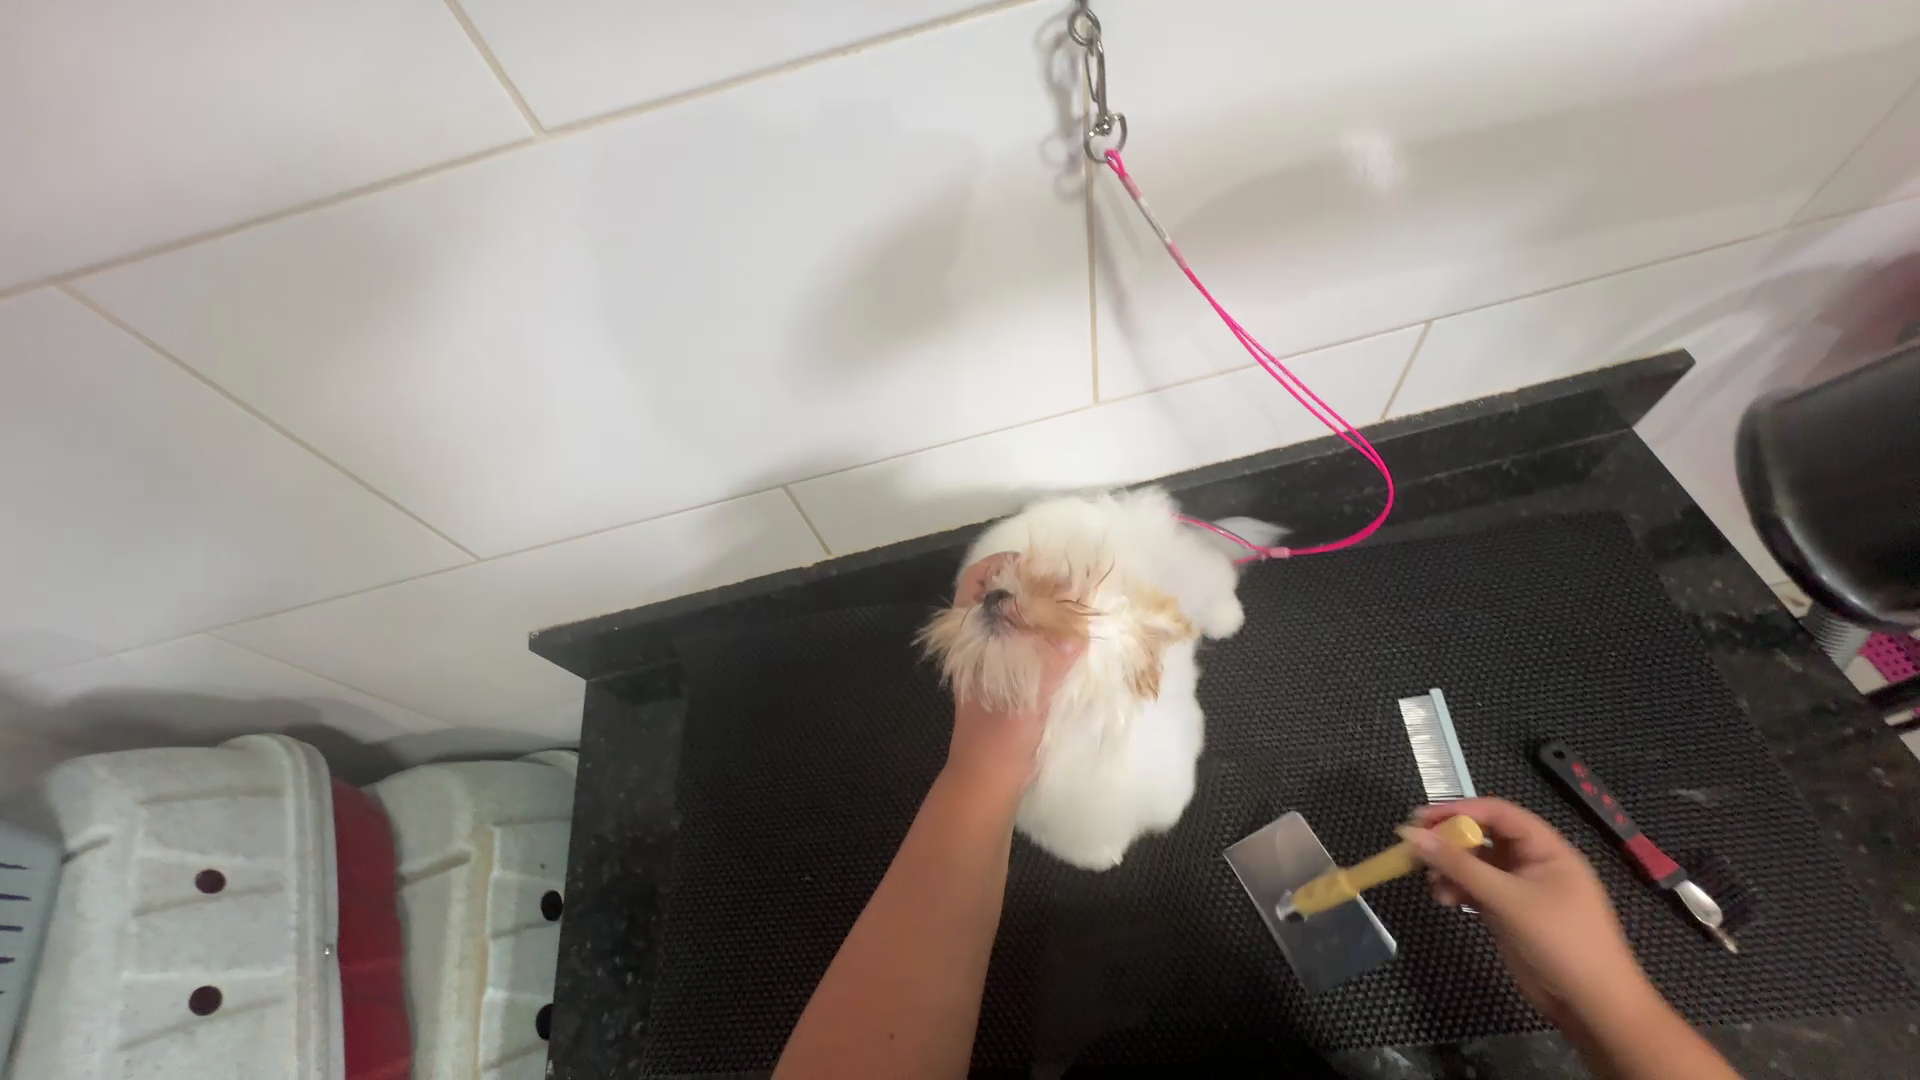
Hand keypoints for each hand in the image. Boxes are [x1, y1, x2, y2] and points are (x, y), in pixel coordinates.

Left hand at [943, 555, 1083, 797]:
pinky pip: (1025, 639)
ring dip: (1039, 604)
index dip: (1004, 566)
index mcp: (969, 637)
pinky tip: (1073, 635)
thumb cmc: (999, 735)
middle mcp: (977, 641)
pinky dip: (1046, 630)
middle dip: (1029, 581)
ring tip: (1073, 601)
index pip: (977, 582)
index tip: (1040, 566)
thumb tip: (1078, 627)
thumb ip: (1051, 659)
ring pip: (1011, 615)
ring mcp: (992, 657)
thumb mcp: (1028, 694)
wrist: (988, 777)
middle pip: (997, 593)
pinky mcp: (1008, 674)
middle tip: (1066, 581)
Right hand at [1401, 798, 1656, 1027]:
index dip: (1460, 810)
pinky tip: (1443, 900)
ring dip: (1448, 868)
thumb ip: (1458, 864)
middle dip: (1448, 842)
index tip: (1421, 818)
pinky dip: (1454, 888)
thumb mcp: (1508, 899)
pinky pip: (1472, 886)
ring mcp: (1518, 886)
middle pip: (1481, 835)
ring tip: (1432, 882)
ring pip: (1472, 862)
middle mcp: (1531, 862)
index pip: (1498, 813)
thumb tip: (1409, 833)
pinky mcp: (1505, 908)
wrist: (1593, 1007)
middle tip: (1415, 847)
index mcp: (1547, 850)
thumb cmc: (1562, 943)